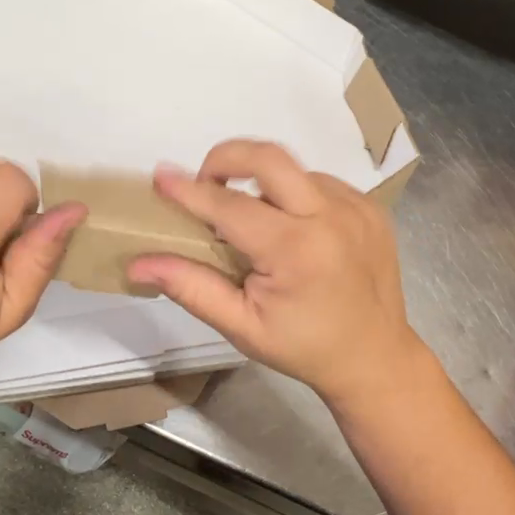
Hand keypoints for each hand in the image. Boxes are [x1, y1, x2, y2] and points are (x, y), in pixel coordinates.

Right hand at [126, 139, 426, 407]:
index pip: (230, 205)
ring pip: (294, 169)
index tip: (160, 177)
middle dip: (226, 157)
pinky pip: (320, 183)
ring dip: (262, 182)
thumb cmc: (303, 347)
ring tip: (250, 220)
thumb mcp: (241, 326)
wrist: (375, 358)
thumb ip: (190, 286)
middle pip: (268, 156)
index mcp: (296, 250)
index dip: (189, 190)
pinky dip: (294, 195)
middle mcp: (330, 216)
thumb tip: (138, 263)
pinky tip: (289, 229)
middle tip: (206, 182)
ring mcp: (356, 206)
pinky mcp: (370, 206)